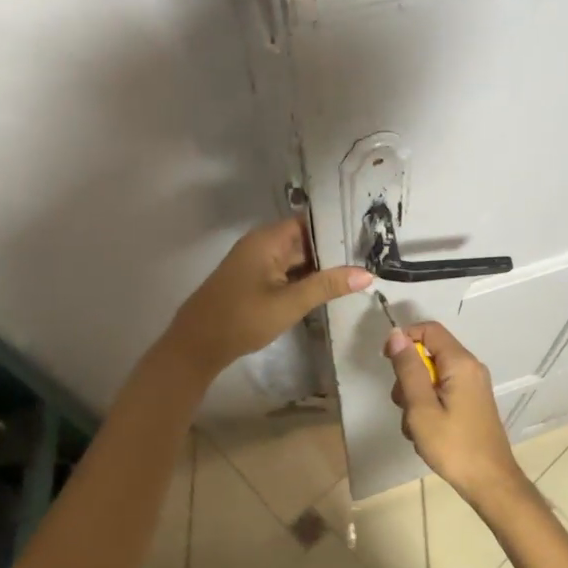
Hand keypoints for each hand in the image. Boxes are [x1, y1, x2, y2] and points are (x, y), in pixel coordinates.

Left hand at [167, 217, 371, 374]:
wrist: (196, 346)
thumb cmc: (242, 319)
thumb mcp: (290, 303)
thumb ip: (327, 285)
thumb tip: (367, 273)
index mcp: (267, 240)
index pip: (309, 222)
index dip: (337, 227)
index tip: (366, 235)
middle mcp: (262, 245)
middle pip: (304, 240)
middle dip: (334, 250)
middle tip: (370, 257)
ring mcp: (257, 264)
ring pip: (297, 259)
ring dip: (322, 267)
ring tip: (358, 271)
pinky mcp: (255, 282)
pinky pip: (286, 273)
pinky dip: (306, 279)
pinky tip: (329, 289)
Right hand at [385, 321, 530, 507]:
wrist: (489, 481)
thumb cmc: (453, 445)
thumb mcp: (421, 407)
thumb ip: (408, 369)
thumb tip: (396, 335)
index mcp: (461, 363)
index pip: (429, 330)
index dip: (404, 339)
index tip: (387, 362)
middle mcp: (470, 368)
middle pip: (429, 355)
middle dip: (408, 379)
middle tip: (406, 408)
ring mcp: (473, 386)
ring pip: (432, 378)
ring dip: (416, 399)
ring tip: (417, 427)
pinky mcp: (472, 403)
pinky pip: (442, 393)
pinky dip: (429, 408)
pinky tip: (427, 434)